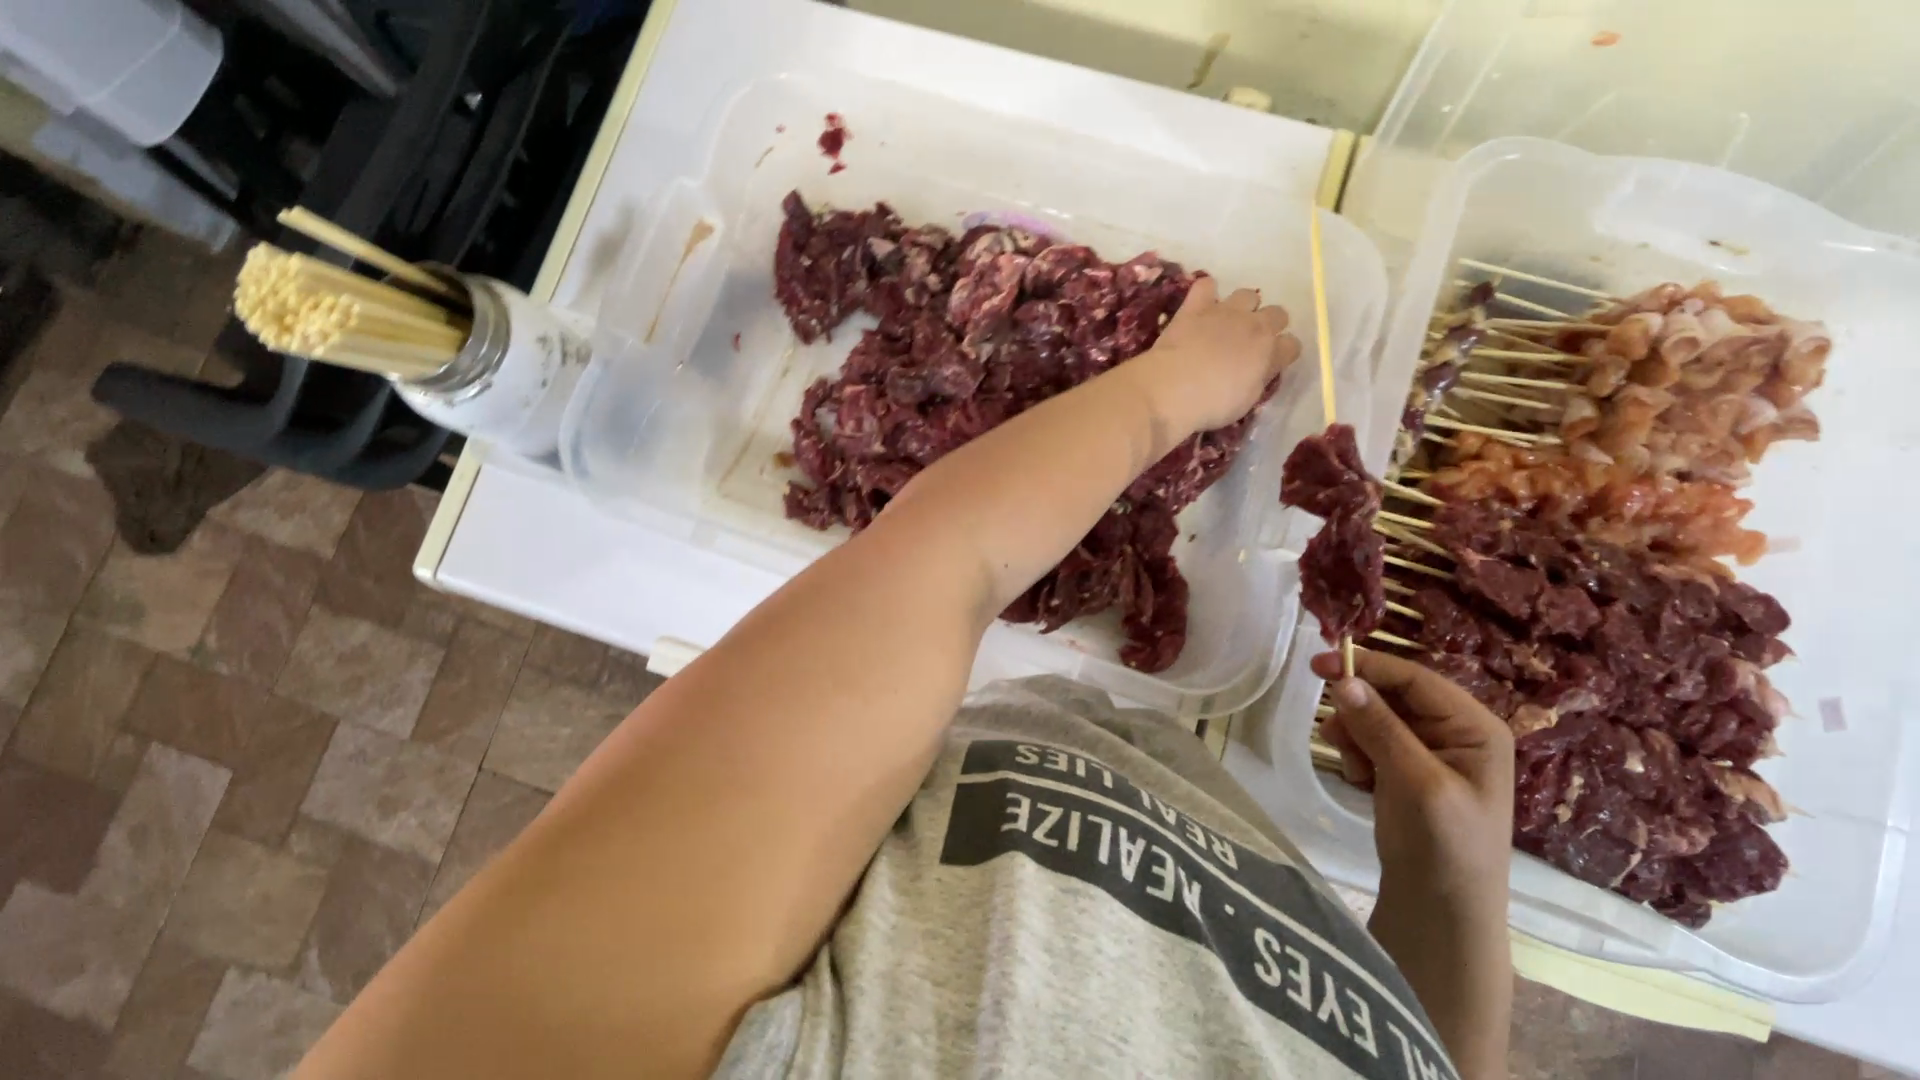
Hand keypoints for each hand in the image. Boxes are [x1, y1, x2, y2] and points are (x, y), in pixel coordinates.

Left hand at [1130, 276, 1301, 432]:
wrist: (1172, 390)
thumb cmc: (1212, 403)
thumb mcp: (1247, 399)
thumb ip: (1259, 377)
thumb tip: (1261, 368)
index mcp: (1270, 352)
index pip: (1292, 345)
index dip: (1284, 353)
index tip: (1273, 361)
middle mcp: (1254, 325)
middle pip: (1277, 313)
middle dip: (1270, 325)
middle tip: (1251, 342)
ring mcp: (1225, 312)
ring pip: (1248, 294)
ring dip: (1244, 306)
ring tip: (1229, 322)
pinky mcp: (1196, 307)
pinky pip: (1206, 285)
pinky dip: (1206, 292)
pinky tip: (1201, 304)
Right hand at [1311, 648, 1514, 1079]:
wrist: (1443, 912)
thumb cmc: (1444, 845)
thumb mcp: (1414, 782)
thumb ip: (1380, 728)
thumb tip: (1343, 679)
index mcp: (1475, 727)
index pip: (1416, 678)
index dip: (1367, 666)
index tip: (1317, 664)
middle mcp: (1456, 732)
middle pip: (1393, 695)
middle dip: (1360, 711)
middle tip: (1333, 734)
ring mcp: (1431, 753)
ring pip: (1376, 717)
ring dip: (1356, 736)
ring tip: (1356, 770)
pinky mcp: (1407, 772)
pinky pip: (1371, 742)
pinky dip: (1357, 754)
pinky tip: (1360, 780)